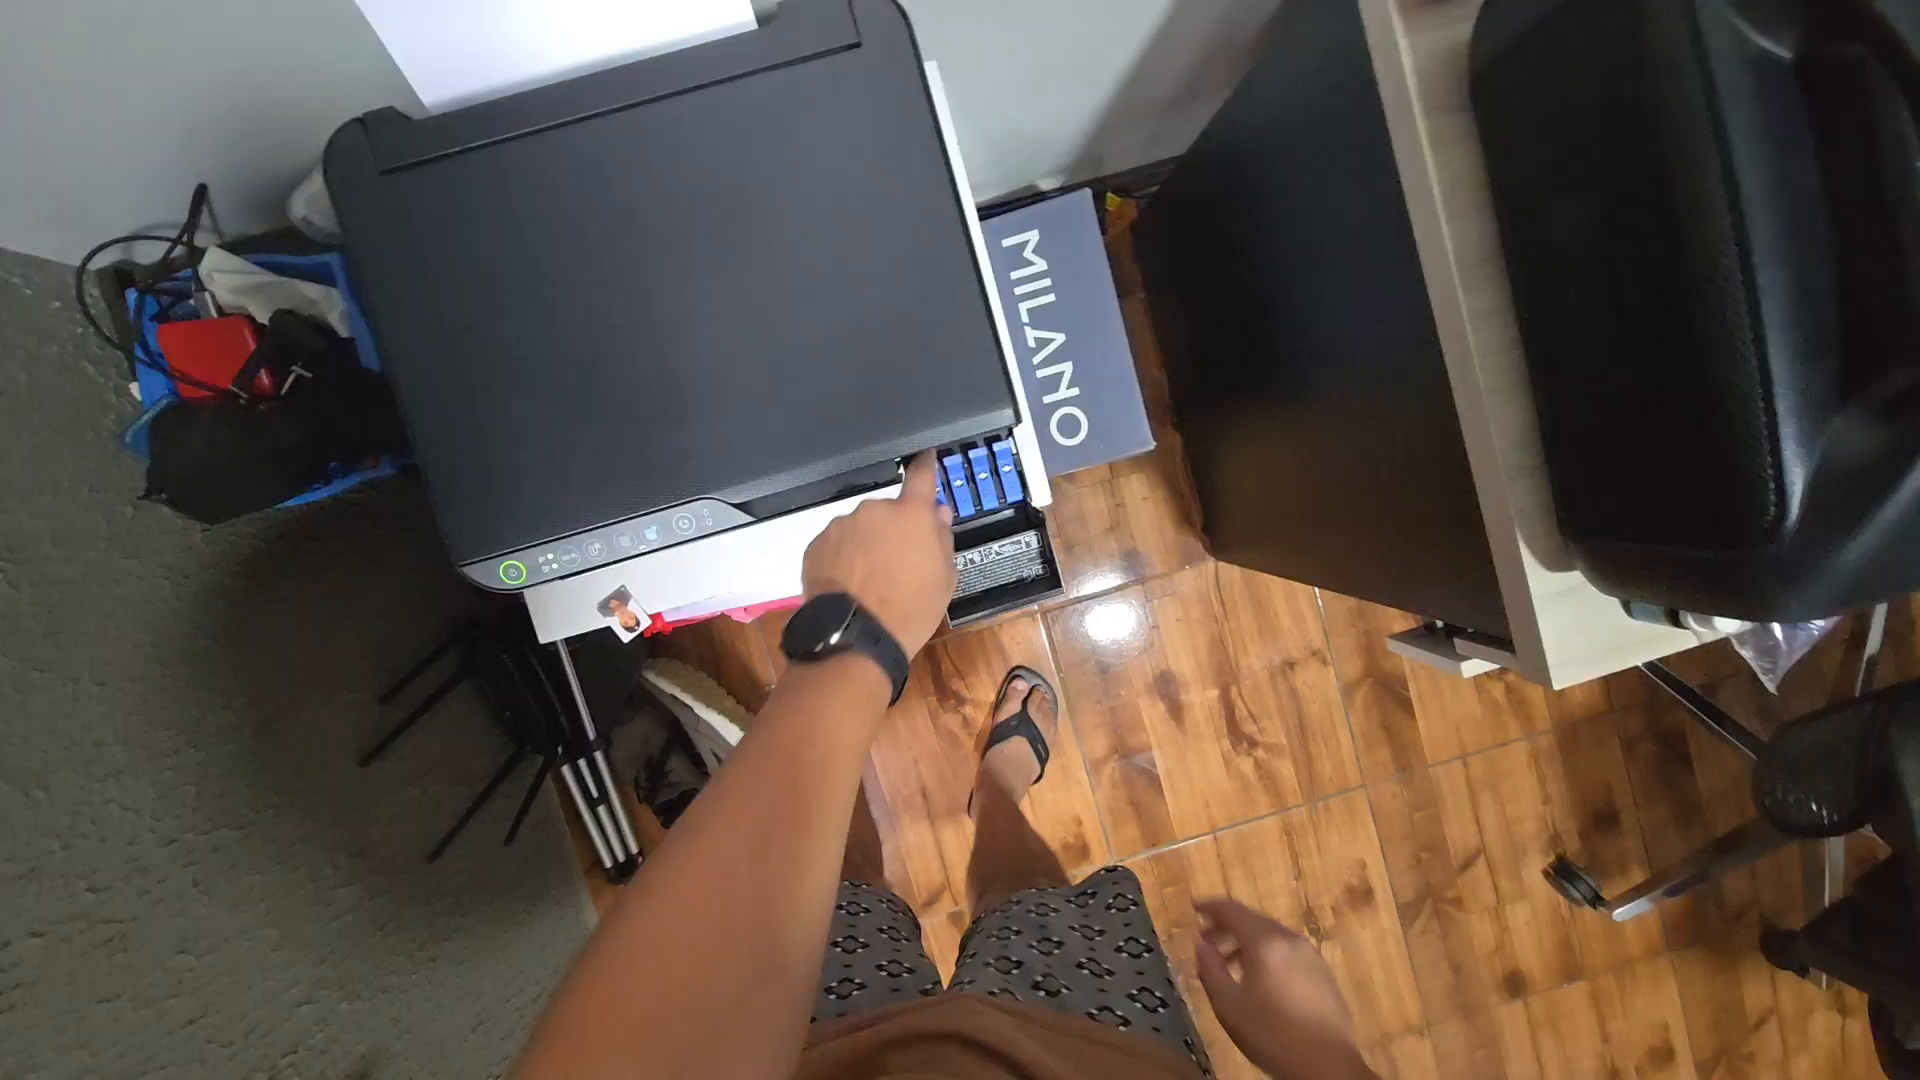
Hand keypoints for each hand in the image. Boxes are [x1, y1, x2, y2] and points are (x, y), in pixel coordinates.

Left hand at [801, 453, 956, 657]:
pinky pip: (836, 545)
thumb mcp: (944, 578)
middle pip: (888, 511)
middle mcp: (873, 511)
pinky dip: (843, 558)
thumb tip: (938, 514)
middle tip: (897, 562)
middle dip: (893, 529)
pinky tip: (849, 584)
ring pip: (860, 529)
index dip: (925, 465)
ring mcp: (841, 526)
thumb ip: (942, 539)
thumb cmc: (911, 609)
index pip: (921, 476)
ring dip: (866, 544)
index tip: (926, 456)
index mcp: (910, 515)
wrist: (857, 637)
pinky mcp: (816, 545)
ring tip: (869, 579)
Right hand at [1195, 900, 1375, 1079]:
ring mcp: (1311, 956)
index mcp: (1266, 941)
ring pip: (1272, 937)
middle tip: (1207, 941)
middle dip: (1227, 927)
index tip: (1195, 908)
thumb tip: (1202, 946)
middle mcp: (1290, 939)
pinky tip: (1261, 980)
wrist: (1329, 1069)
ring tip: (1231, 964)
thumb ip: (1210, 969)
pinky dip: (1268, 955)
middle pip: (1253, 921)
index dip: (1211, 906)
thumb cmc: (1272, 1035)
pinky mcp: (1324, 975)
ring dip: (1247, 943)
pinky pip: (1288, 952)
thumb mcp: (1228, 1005)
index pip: (1232, 910)